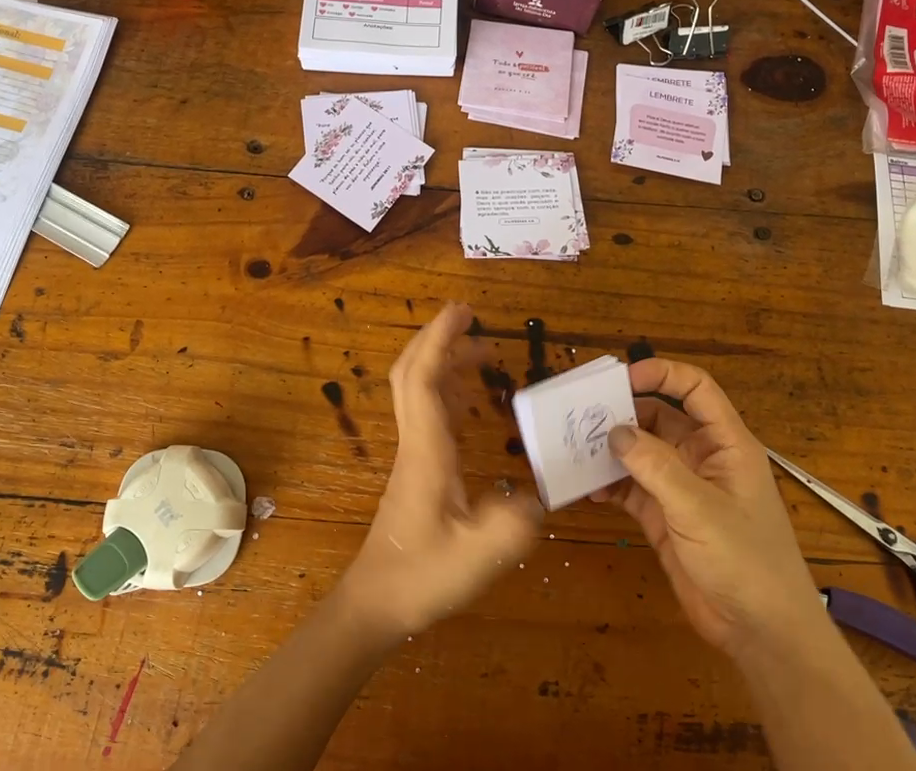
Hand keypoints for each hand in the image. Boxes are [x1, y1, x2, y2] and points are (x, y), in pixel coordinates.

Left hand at [336, 303, 543, 638]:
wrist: (376, 604)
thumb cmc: (422, 577)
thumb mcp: (481, 556)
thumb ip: (516, 522)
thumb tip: (539, 495)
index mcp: (426, 450)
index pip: (422, 377)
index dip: (439, 339)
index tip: (463, 311)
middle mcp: (415, 443)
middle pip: (413, 374)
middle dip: (439, 340)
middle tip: (474, 321)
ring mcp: (413, 457)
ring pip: (419, 393)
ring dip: (446, 365)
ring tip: (486, 358)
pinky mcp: (417, 472)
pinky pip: (430, 416)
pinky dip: (450, 395)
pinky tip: (476, 406)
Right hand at [591, 357, 818, 653]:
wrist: (760, 630)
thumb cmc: (745, 560)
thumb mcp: (699, 508)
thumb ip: (655, 466)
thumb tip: (614, 432)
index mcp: (726, 445)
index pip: (696, 390)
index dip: (662, 374)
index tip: (621, 378)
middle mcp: (702, 459)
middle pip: (659, 418)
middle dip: (623, 413)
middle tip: (581, 414)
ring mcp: (682, 490)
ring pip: (640, 453)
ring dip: (610, 449)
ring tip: (574, 447)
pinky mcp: (664, 518)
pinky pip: (631, 489)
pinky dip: (609, 485)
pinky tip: (586, 486)